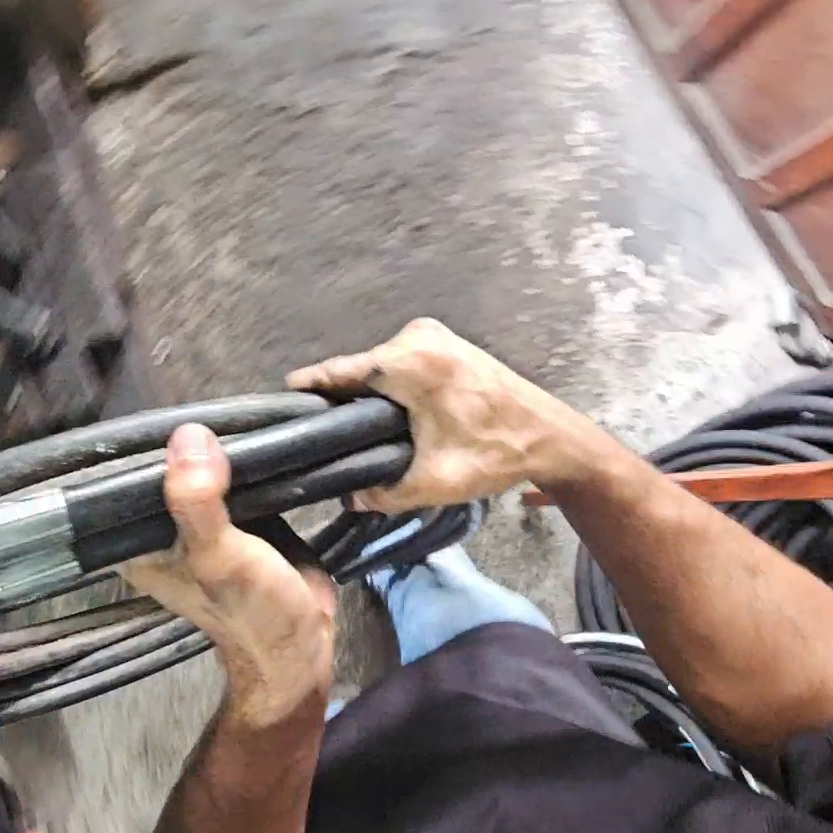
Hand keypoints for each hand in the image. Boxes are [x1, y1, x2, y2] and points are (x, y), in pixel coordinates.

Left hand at [119, 424, 337, 725]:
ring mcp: (201, 524)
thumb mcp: (218, 558)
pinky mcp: (239, 520)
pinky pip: (236, 480)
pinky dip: (248, 461)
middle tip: (215, 407)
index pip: (122, 479)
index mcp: (136, 541)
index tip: (166, 408)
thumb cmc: (252, 610)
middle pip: (166, 469)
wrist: (302, 644)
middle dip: (189, 441)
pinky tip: (261, 435)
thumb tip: (189, 436)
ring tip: (240, 413)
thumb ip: (197, 502)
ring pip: (202, 470)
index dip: (142, 445)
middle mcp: (162, 530)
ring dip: (222, 448)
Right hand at [286, 318, 595, 511]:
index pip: (341, 371)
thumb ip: (385, 493)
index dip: (310, 386)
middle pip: (359, 370)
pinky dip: (389, 385)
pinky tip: (385, 415)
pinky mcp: (443, 342)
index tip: (282, 397)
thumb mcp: (436, 481)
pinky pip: (399, 362)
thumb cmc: (496, 452)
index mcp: (411, 362)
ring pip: (379, 367)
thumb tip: (351, 497)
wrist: (550, 436)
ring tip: (353, 431)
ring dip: (367, 394)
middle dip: (342, 400)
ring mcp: (432, 335)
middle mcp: (417, 337)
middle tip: (325, 436)